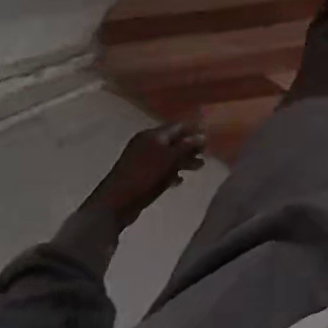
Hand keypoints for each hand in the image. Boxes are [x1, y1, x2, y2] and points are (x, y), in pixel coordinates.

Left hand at [84, 121, 205, 220]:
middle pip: (173, 140)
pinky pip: (159, 168)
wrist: (117, 200)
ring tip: (198, 167)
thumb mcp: (171, 159)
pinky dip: (171, 171)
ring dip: (183, 160)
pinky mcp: (139, 173)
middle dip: (190, 146)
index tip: (210, 137)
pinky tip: (178, 180)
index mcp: (153, 135)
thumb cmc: (147, 176)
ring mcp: (141, 158)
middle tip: (206, 154)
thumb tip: (202, 136)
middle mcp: (146, 143)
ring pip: (167, 155)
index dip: (194, 130)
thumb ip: (188, 147)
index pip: (178, 126)